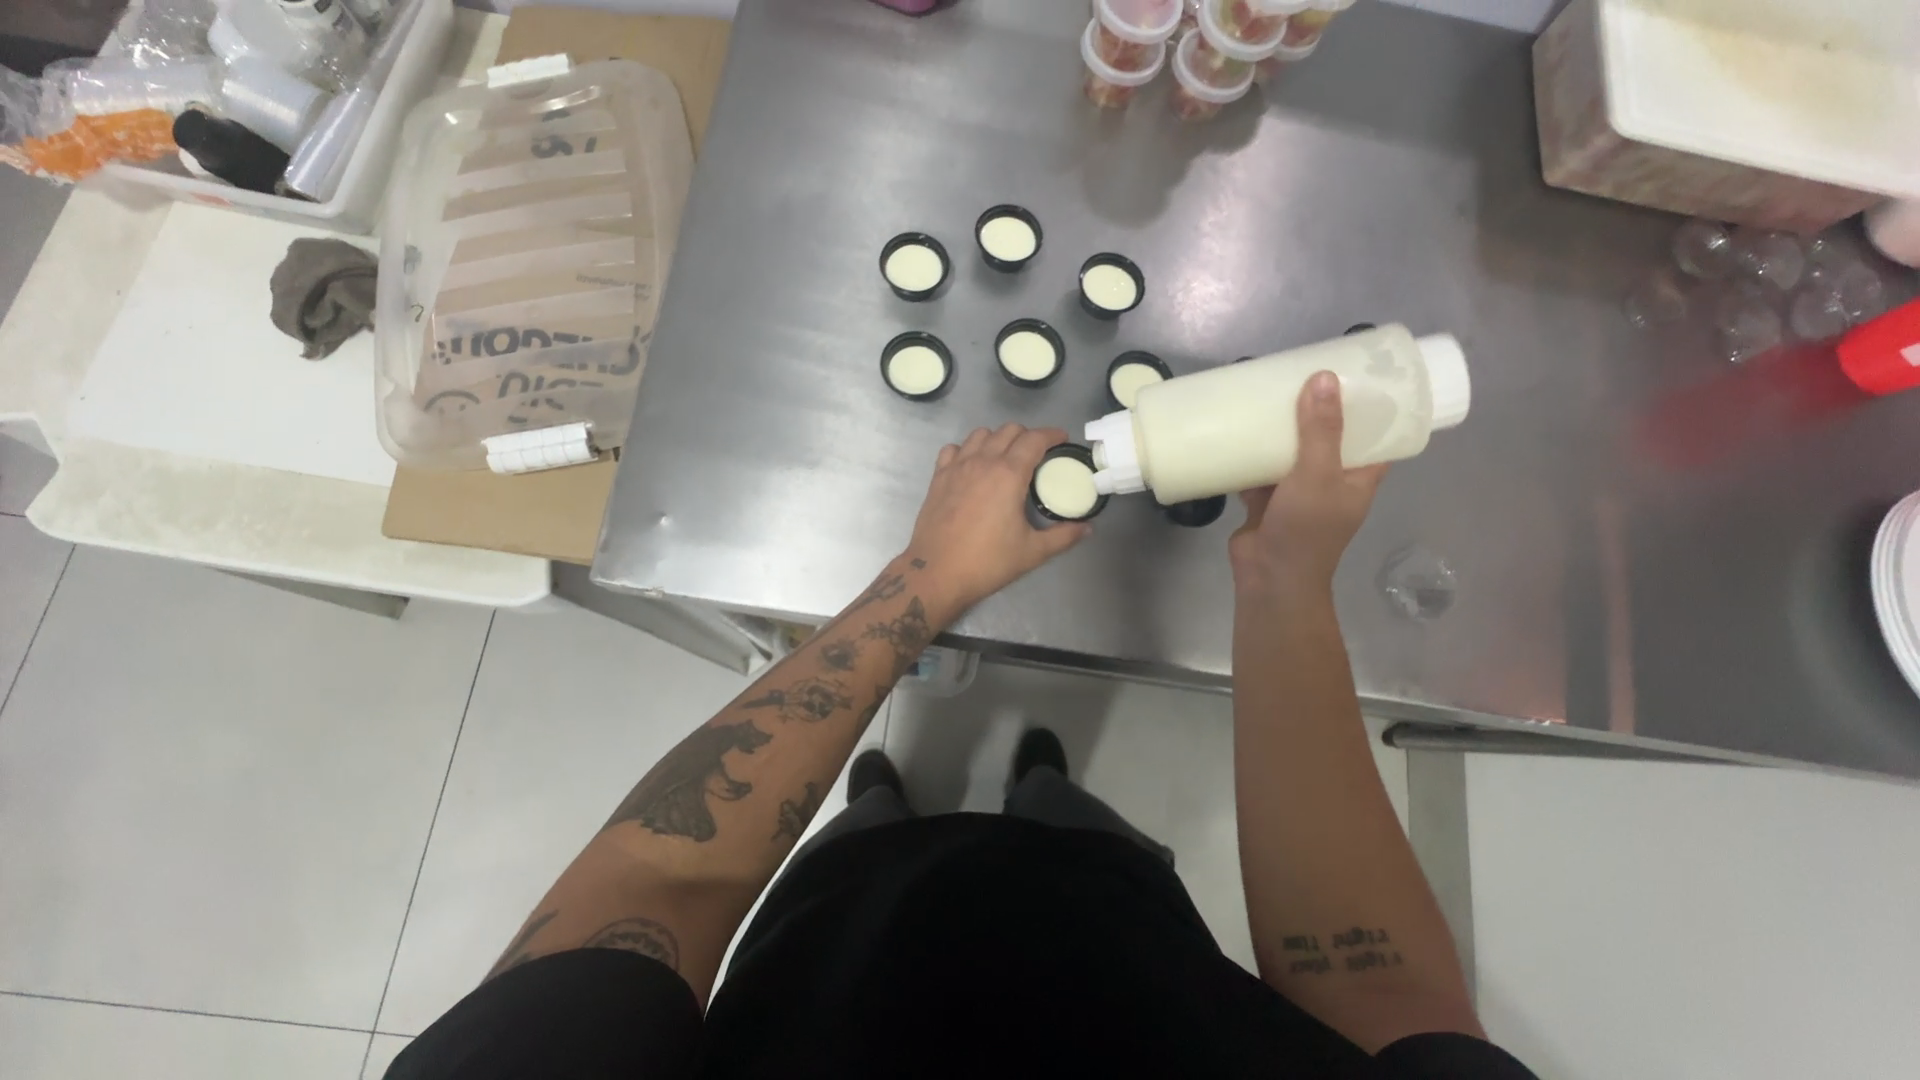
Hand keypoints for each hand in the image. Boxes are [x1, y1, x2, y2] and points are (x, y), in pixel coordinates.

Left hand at [903, 424, 1090, 616]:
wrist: (937, 573)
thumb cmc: (988, 562)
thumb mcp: (1033, 552)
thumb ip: (1063, 536)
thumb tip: (1087, 529)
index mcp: (1009, 474)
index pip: (1034, 439)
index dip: (1052, 434)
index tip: (1062, 440)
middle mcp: (983, 461)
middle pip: (1009, 430)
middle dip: (1027, 435)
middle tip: (1037, 453)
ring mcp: (957, 467)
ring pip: (980, 434)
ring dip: (997, 438)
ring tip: (1005, 456)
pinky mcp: (938, 477)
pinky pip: (953, 449)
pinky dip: (966, 450)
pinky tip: (972, 465)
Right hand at [1229, 371, 1387, 596]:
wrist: (1269, 578)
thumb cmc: (1306, 529)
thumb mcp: (1318, 474)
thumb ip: (1320, 429)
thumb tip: (1324, 377)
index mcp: (1359, 476)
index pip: (1374, 434)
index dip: (1368, 405)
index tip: (1356, 373)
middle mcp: (1331, 481)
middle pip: (1327, 437)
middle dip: (1315, 410)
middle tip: (1301, 374)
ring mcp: (1297, 492)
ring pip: (1291, 452)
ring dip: (1280, 430)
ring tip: (1268, 393)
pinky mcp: (1265, 501)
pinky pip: (1260, 469)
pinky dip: (1250, 453)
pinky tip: (1237, 429)